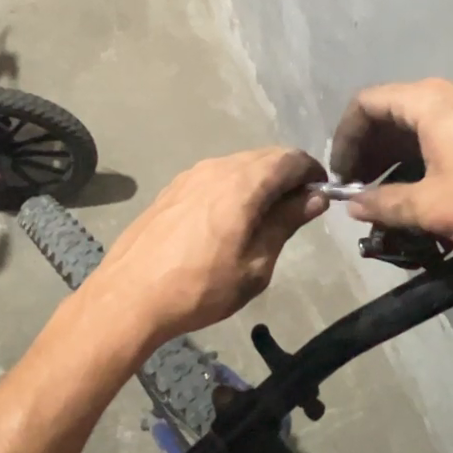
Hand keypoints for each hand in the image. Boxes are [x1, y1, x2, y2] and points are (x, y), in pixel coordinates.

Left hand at [84, 148, 326, 345]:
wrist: (130, 295)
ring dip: (260, 182)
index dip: (312, 172)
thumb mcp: (256, 264)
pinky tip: (230, 219)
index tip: (322, 196)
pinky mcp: (172, 189)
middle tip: (299, 209)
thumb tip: (315, 197)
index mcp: (242, 182)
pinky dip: (234, 187)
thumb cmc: (201, 287)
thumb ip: (285, 223)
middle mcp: (216, 168)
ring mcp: (189, 175)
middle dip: (287, 176)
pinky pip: (214, 177)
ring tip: (266, 218)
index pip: (289, 158)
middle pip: (264, 157)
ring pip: (238, 166)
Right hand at [329, 78, 452, 265]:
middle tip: (362, 185)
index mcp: (432, 101)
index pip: (367, 103)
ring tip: (393, 190)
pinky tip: (434, 184)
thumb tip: (351, 204)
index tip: (341, 173)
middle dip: (371, 147)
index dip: (345, 137)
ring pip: (426, 119)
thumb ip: (385, 202)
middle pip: (396, 108)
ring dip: (400, 151)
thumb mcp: (434, 208)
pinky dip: (431, 150)